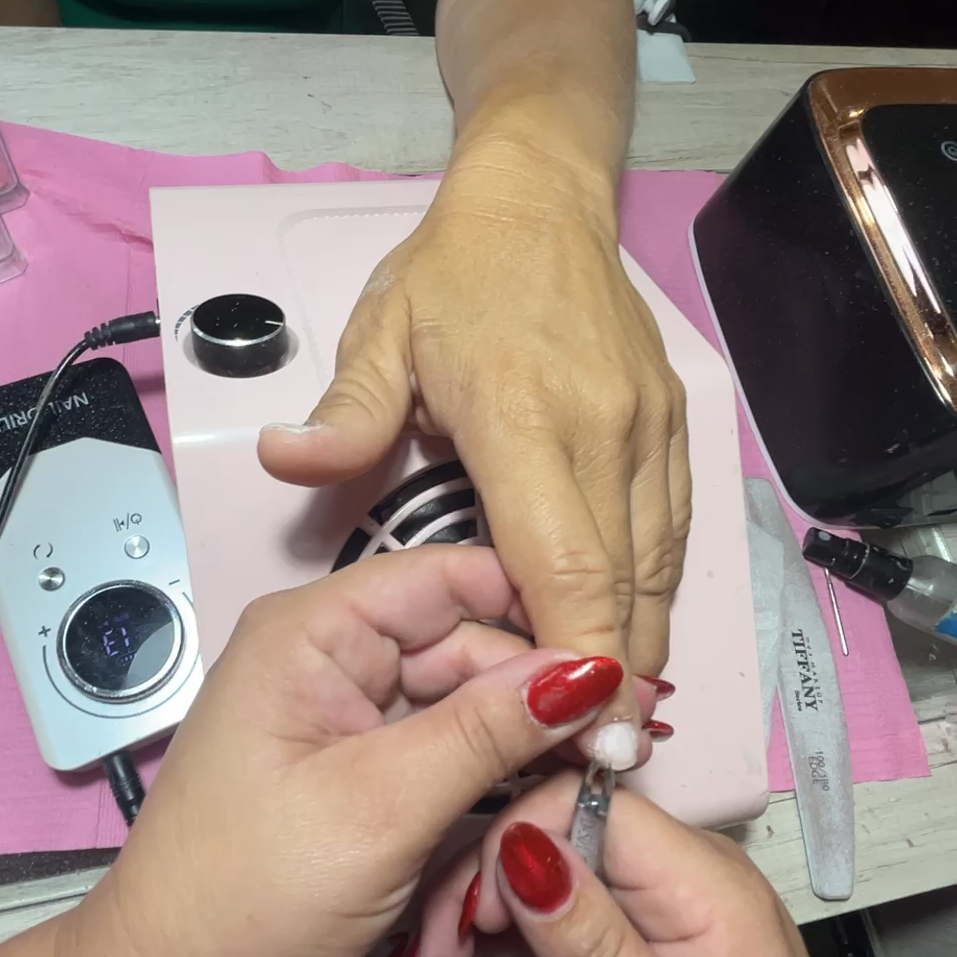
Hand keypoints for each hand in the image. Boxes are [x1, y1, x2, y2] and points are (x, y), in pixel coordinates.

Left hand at [52, 547, 661, 956]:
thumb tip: (584, 671)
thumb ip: (486, 731)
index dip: (534, 604)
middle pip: (467, 646)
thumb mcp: (380, 805)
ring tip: (562, 805)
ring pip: (467, 704)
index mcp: (316, 628)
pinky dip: (483, 785)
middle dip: (534, 703)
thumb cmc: (242, 893)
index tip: (612, 656)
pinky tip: (512, 825)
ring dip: (512, 758)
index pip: (447, 575)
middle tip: (612, 753)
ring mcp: (352, 704)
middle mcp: (335, 650)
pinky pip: (447, 747)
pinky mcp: (366, 754)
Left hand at [258, 149, 690, 756]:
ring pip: (660, 564)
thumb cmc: (453, 271)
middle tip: (599, 756)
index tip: (581, 729)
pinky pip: (673, 529)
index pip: (562, 560)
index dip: (577, 654)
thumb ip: (345, 414)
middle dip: (615, 675)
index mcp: (519, 415)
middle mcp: (601, 430)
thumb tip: (283, 460)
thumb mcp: (380, 332)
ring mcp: (649, 427)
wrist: (541, 200)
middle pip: (623, 582)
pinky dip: (654, 590)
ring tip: (617, 712)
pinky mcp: (673, 424)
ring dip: (641, 642)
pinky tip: (633, 629)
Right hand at [411, 776, 840, 956]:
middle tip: (439, 944)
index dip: (513, 835)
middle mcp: (693, 860)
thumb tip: (522, 846)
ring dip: (498, 895)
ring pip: (561, 851)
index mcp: (708, 882)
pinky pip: (580, 887)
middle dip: (491, 869)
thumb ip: (598, 953)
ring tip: (448, 953)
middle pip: (565, 820)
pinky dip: (528, 916)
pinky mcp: (660, 911)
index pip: (584, 797)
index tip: (474, 912)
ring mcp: (676, 884)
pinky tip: (488, 949)